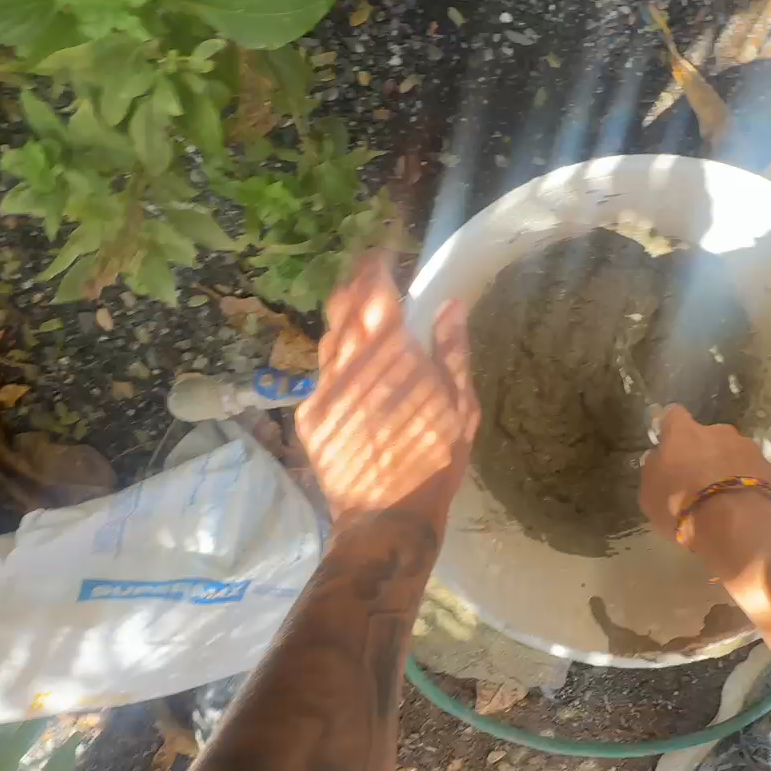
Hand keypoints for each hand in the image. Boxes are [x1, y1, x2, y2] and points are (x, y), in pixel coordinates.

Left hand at [297, 254, 478, 527]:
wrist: (385, 517)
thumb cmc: (434, 463)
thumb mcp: (460, 409)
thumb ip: (452, 352)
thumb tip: (449, 305)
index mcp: (393, 356)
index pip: (374, 292)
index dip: (375, 267)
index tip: (382, 253)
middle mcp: (351, 364)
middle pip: (343, 308)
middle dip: (354, 284)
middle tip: (367, 273)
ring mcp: (324, 389)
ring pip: (329, 339)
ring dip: (344, 321)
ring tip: (360, 315)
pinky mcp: (310, 415)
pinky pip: (322, 374)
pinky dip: (337, 361)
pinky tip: (352, 369)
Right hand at [637, 404, 770, 541]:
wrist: (737, 524)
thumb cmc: (682, 505)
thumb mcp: (650, 494)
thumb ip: (653, 470)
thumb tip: (657, 458)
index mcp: (683, 433)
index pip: (672, 415)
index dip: (670, 427)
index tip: (667, 441)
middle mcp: (718, 431)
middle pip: (707, 435)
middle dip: (703, 451)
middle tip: (698, 478)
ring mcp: (749, 447)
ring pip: (733, 452)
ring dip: (727, 467)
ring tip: (724, 496)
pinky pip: (753, 471)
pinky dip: (747, 482)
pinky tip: (743, 504)